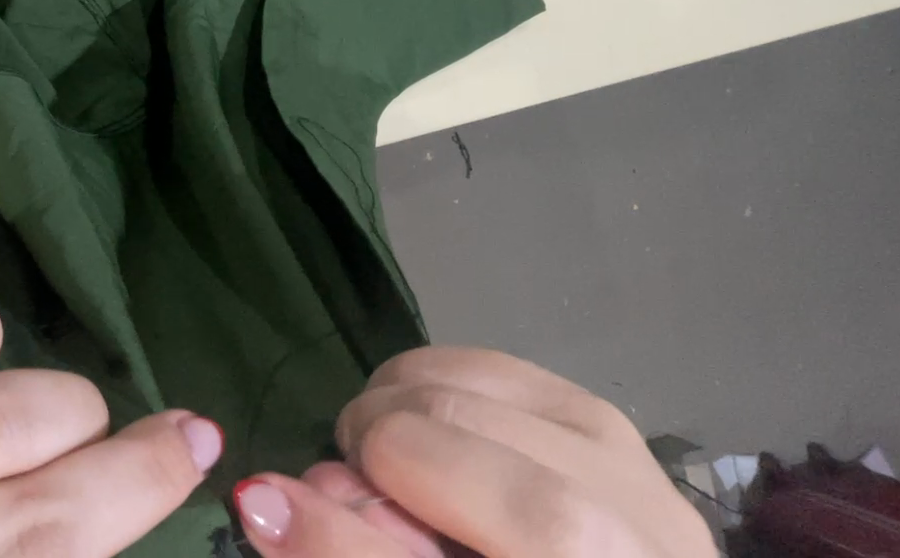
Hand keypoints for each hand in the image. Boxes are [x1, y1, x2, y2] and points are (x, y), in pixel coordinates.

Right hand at [231, 347, 712, 557]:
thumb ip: (348, 553)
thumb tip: (258, 496)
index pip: (449, 549)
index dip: (344, 531)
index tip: (268, 507)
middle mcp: (642, 535)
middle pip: (447, 442)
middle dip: (371, 447)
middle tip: (353, 483)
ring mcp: (628, 466)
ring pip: (456, 390)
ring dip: (390, 410)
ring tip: (391, 459)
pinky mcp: (599, 414)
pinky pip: (477, 361)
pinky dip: (420, 379)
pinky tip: (426, 428)